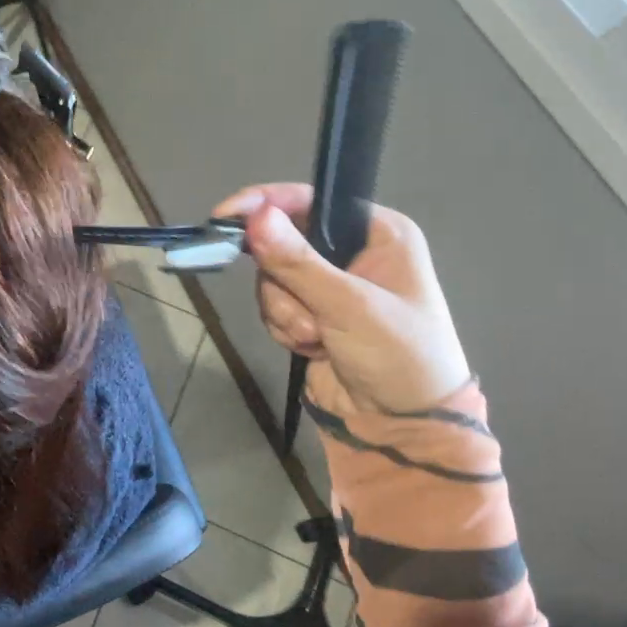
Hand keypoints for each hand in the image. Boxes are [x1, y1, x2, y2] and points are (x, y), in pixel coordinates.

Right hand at [212, 184, 470, 416]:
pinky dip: (284, 329)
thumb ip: (298, 261)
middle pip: (283, 244)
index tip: (224, 216)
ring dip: (285, 313)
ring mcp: (330, 287)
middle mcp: (353, 253)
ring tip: (315, 339)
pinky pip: (274, 308)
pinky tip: (311, 348)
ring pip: (273, 281)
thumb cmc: (398, 355)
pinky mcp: (311, 316)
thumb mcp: (349, 306)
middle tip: (305, 314)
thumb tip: (254, 217)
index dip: (266, 204)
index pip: (313, 201)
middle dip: (284, 285)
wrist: (403, 426)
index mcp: (379, 233)